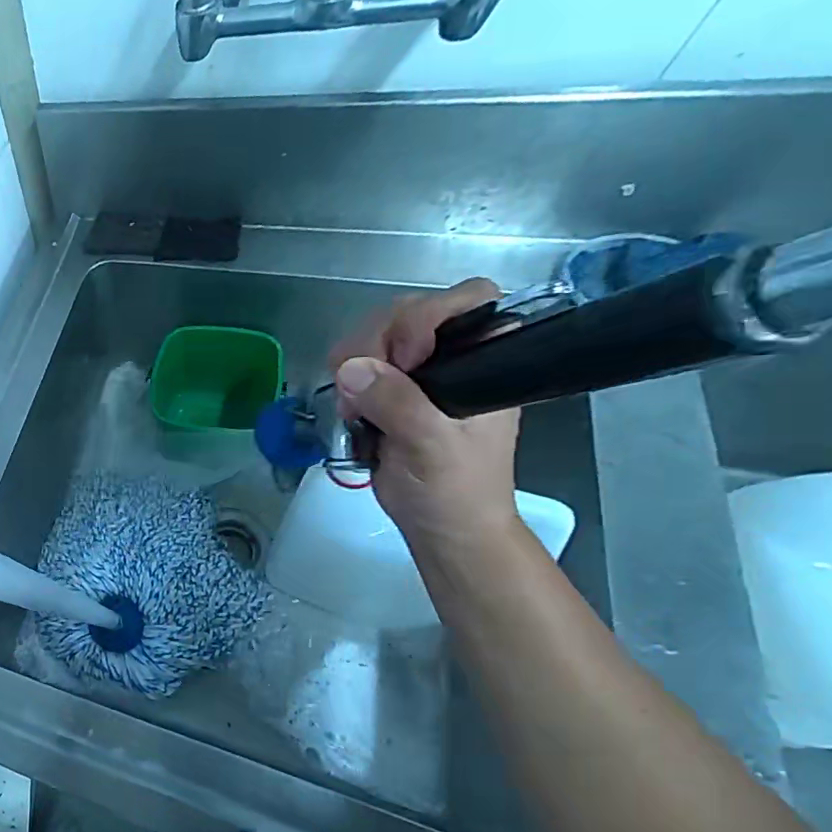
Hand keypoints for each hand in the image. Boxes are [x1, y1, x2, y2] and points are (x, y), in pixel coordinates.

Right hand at [327, 278, 523, 550]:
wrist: (443, 532)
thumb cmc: (456, 492)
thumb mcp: (433, 447)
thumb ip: (398, 404)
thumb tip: (350, 369)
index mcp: (486, 359)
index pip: (466, 299)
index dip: (430, 317)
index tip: (408, 358)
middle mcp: (454, 355)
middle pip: (408, 312)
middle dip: (378, 344)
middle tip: (367, 391)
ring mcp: (420, 372)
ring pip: (376, 336)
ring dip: (355, 365)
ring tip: (356, 409)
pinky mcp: (391, 390)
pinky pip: (359, 364)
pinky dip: (346, 380)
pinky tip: (350, 409)